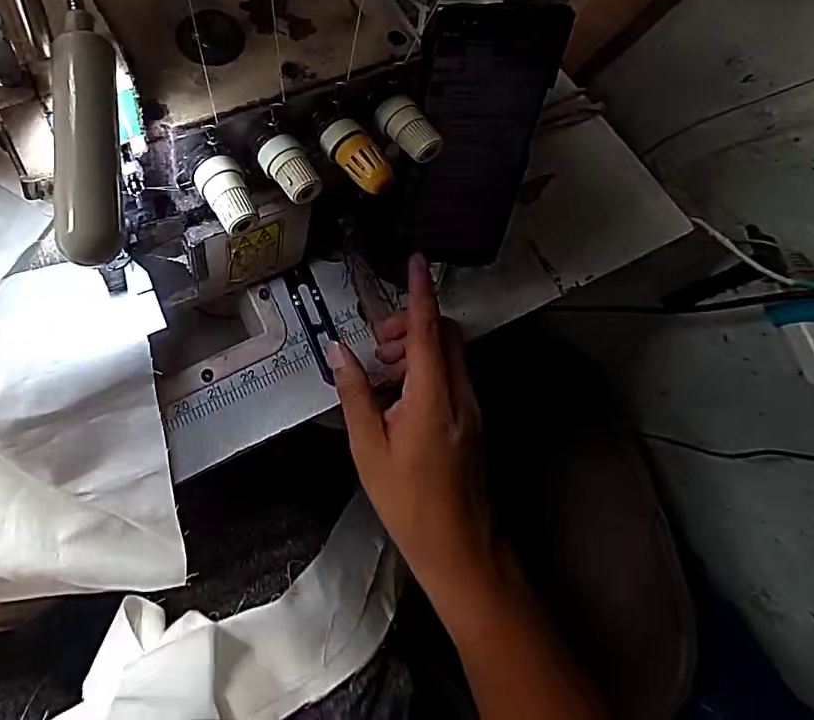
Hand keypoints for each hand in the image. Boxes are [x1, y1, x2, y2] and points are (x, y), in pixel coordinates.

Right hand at [330, 253, 493, 603]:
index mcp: (432, 398)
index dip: (420, 292)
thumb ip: (355, 393)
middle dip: (410, 323)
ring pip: (449, 353)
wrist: (462, 550)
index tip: (416, 262)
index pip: (427, 330)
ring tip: (381, 375)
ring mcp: (472, 408)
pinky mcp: (473, 420)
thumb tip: (340, 350)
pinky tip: (397, 397)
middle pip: (444, 334)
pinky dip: (425, 368)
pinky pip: (451, 375)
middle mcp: (460, 395)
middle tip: (377, 345)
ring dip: (416, 347)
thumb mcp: (369, 449)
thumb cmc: (410, 503)